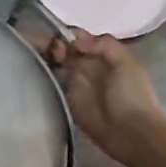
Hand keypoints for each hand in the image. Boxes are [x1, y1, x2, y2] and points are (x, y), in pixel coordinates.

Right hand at [46, 30, 165, 166]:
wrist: (130, 132)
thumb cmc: (132, 95)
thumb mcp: (126, 64)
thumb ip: (104, 44)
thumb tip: (74, 42)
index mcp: (102, 54)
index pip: (78, 36)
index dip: (66, 34)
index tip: (59, 39)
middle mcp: (86, 64)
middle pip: (63, 47)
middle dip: (52, 43)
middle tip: (52, 52)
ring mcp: (74, 80)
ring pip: (54, 61)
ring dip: (44, 55)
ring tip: (38, 57)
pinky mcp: (65, 96)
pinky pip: (50, 80)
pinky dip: (41, 72)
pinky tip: (34, 67)